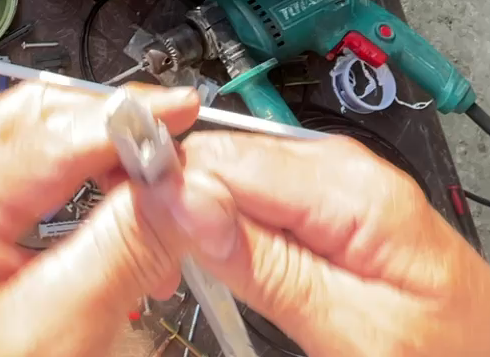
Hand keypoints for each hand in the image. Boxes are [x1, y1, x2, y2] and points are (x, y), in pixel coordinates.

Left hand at [0, 84, 201, 356]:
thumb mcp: (54, 334)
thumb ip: (121, 252)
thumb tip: (178, 189)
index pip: (51, 129)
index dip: (125, 119)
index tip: (181, 114)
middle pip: (41, 116)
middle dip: (114, 131)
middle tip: (173, 154)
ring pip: (39, 134)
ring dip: (101, 155)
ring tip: (151, 199)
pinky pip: (26, 164)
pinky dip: (78, 177)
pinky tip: (110, 209)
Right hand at [170, 132, 489, 356]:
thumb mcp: (357, 334)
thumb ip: (265, 261)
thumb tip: (181, 196)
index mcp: (348, 185)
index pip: (221, 156)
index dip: (166, 183)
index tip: (132, 226)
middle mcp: (335, 162)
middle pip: (221, 155)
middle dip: (178, 195)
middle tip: (153, 255)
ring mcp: (330, 175)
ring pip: (230, 170)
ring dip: (196, 209)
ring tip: (179, 257)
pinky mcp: (324, 195)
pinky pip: (254, 190)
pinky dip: (224, 218)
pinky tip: (217, 251)